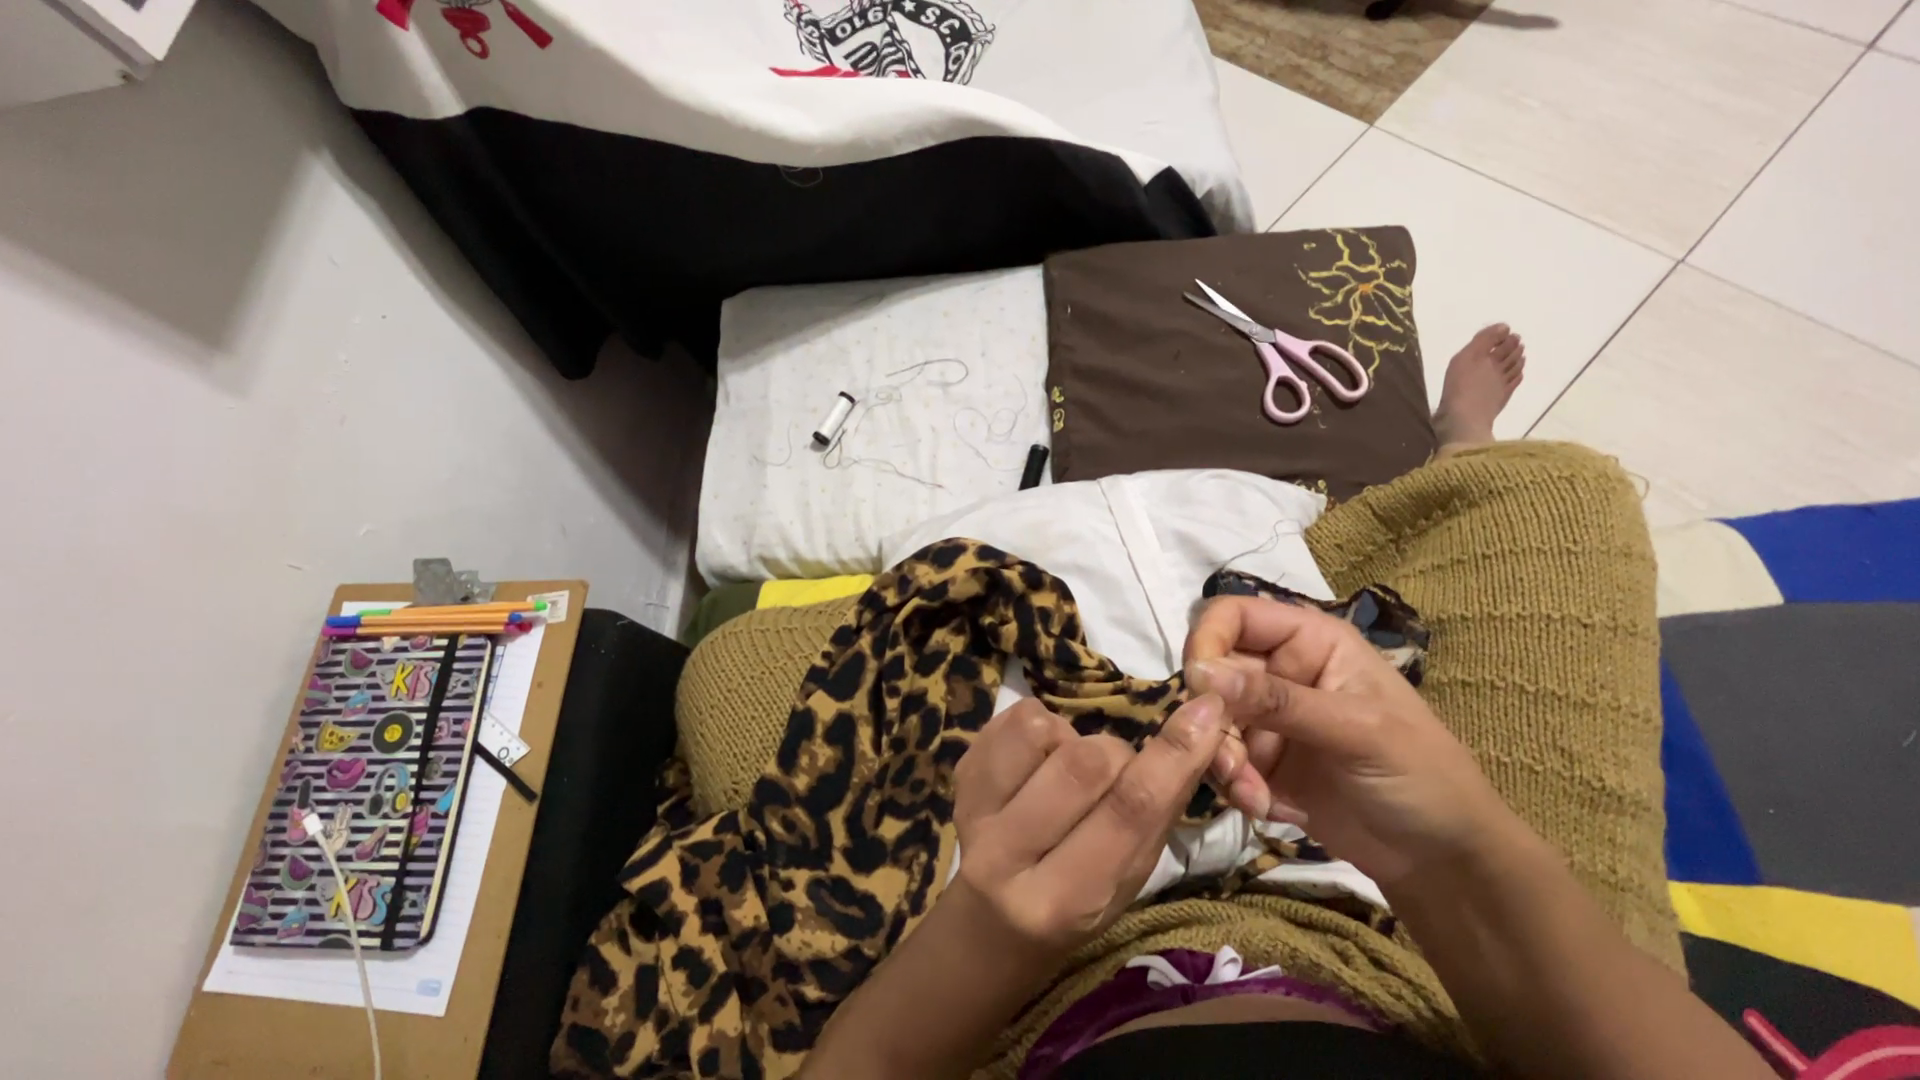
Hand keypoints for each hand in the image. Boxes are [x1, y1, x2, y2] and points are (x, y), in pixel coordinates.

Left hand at [949, 695, 1227, 951]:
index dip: (1173, 756)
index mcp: (1066, 899)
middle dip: (1118, 755)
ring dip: (1072, 740)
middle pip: (1085, 764)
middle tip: (1118, 774)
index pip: (1129, 812)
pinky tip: (1039, 762)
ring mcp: (974, 814)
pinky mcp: (958, 777)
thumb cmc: (1080, 902)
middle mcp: (1008, 859)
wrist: (993, 922)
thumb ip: (1159, 810)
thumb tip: (1200, 725)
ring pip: (1041, 732)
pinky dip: (1040, 728)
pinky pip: (1010, 719)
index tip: (1207, 709)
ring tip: (1068, 771)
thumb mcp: (1130, 876)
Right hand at [1185, 596, 1523, 886]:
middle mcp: (1281, 673)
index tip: (1199, 689)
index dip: (1206, 642)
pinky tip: (1267, 809)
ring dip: (1222, 761)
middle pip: (1211, 674)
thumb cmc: (1421, 775)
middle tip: (1232, 764)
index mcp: (1310, 642)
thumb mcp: (1356, 730)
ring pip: (1209, 723)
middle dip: (1213, 721)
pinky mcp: (1260, 764)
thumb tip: (1198, 672)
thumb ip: (1277, 700)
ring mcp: (1268, 721)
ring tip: (1255, 797)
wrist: (1442, 860)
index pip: (1233, 616)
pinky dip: (1233, 787)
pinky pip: (1220, 763)